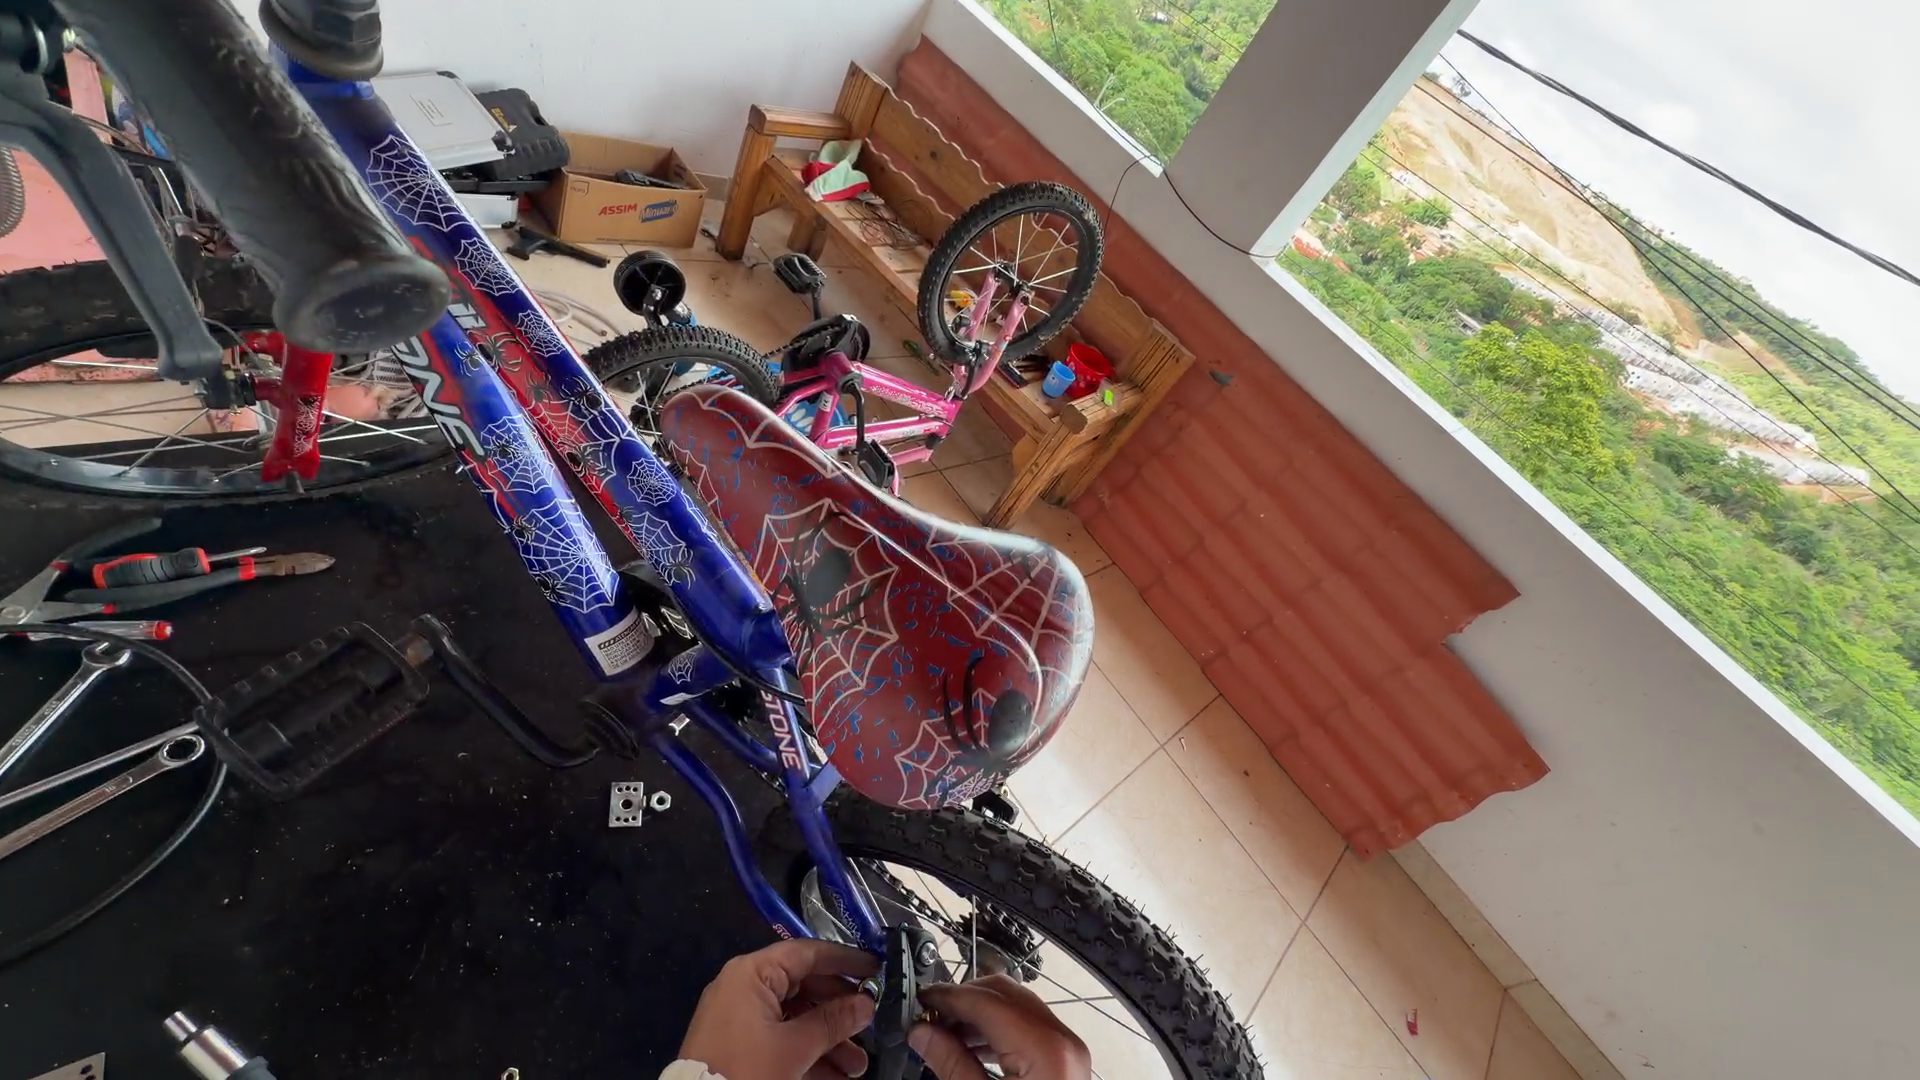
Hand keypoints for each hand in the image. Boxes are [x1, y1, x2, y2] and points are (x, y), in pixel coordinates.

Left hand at [679, 939, 880, 1079]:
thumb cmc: (746, 1071)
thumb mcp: (794, 1048)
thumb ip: (833, 1021)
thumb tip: (868, 1003)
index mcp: (753, 973)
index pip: (808, 953)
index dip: (844, 961)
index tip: (876, 970)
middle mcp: (745, 987)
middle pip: (804, 988)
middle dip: (839, 1013)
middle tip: (870, 1025)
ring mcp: (741, 1018)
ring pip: (795, 1019)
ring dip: (828, 1041)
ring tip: (858, 1066)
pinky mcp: (739, 1046)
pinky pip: (781, 1040)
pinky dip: (807, 1054)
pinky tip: (836, 1076)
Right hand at [909, 975, 1090, 1079]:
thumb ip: (951, 1064)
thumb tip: (923, 1031)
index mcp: (1044, 1048)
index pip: (988, 1001)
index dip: (949, 996)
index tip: (921, 998)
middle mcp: (1062, 1039)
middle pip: (1005, 994)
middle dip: (964, 1000)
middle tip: (930, 1014)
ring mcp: (1068, 1049)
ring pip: (1017, 1006)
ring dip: (979, 1013)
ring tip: (945, 1032)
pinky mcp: (1066, 1062)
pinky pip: (1028, 1027)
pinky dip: (998, 1029)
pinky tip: (971, 1046)